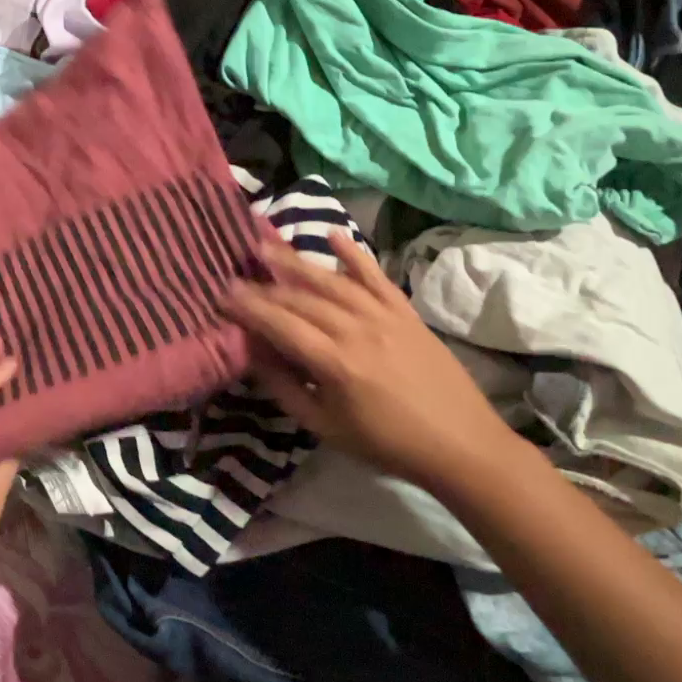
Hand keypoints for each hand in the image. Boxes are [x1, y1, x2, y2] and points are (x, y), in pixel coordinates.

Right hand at [220, 231, 523, 487]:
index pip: (278, 323)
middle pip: (299, 298)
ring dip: (294, 261)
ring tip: (263, 245)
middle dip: (261, 285)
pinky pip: (376, 277)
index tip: (219, 295)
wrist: (462, 446)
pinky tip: (333, 235)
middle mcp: (356, 330)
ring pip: (330, 281)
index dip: (246, 307)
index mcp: (334, 363)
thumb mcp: (324, 426)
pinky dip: (354, 254)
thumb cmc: (386, 444)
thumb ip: (284, 386)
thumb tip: (252, 352)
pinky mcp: (406, 313)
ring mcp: (384, 317)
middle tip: (232, 273)